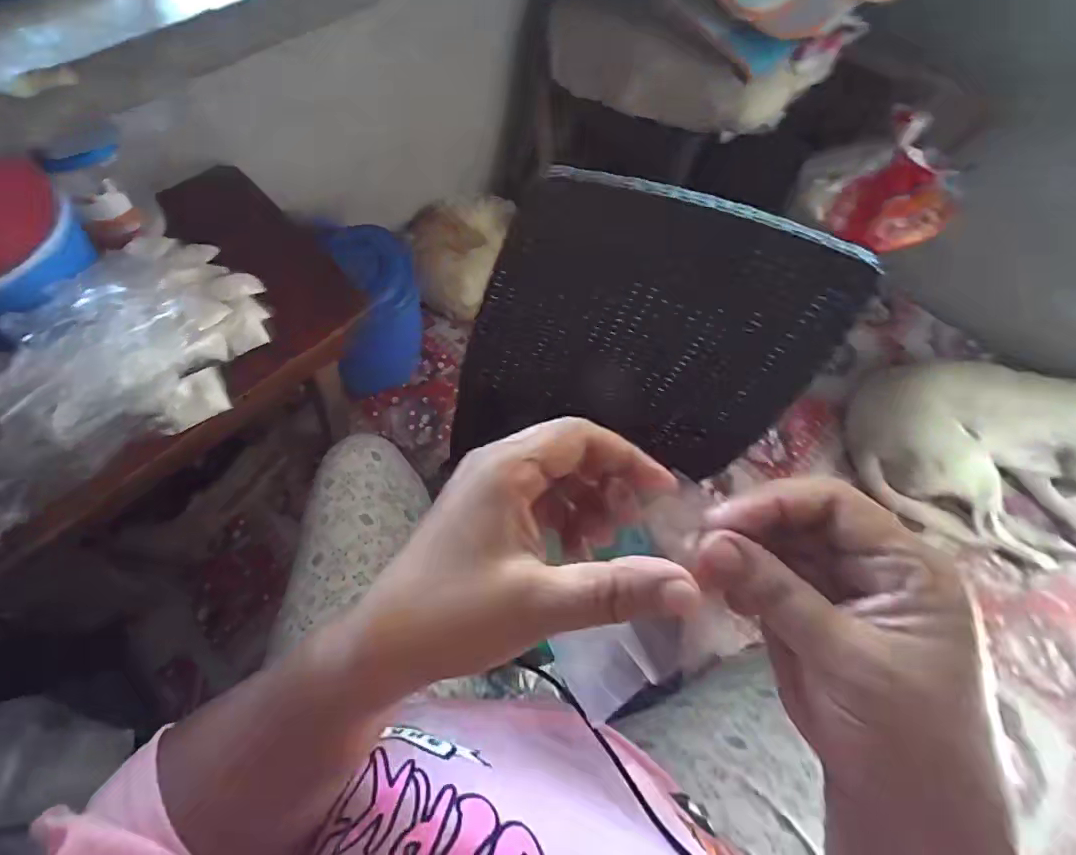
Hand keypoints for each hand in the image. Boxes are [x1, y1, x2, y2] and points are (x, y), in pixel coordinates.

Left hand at [342, 418, 702, 696]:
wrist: (385, 642)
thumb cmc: (457, 614)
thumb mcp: (542, 603)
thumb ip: (616, 590)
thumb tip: (690, 588)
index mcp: (505, 467)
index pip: (579, 434)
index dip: (627, 458)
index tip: (663, 495)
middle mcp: (494, 465)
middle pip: (567, 451)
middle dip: (608, 482)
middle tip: (631, 527)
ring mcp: (484, 489)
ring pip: (552, 477)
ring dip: (586, 502)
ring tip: (602, 546)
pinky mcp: (480, 514)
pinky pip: (534, 500)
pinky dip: (562, 519)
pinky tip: (574, 558)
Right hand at [695, 478, 1014, 854]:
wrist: (905, 810)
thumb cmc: (902, 734)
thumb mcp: (842, 657)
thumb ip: (776, 592)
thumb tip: (710, 541)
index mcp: (905, 566)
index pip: (834, 504)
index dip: (775, 502)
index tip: (720, 520)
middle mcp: (871, 565)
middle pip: (798, 519)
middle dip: (747, 528)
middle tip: (697, 546)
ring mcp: (837, 588)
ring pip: (775, 545)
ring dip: (736, 552)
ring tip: (703, 571)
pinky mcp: (806, 610)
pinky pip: (763, 576)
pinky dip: (737, 578)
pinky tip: (723, 594)